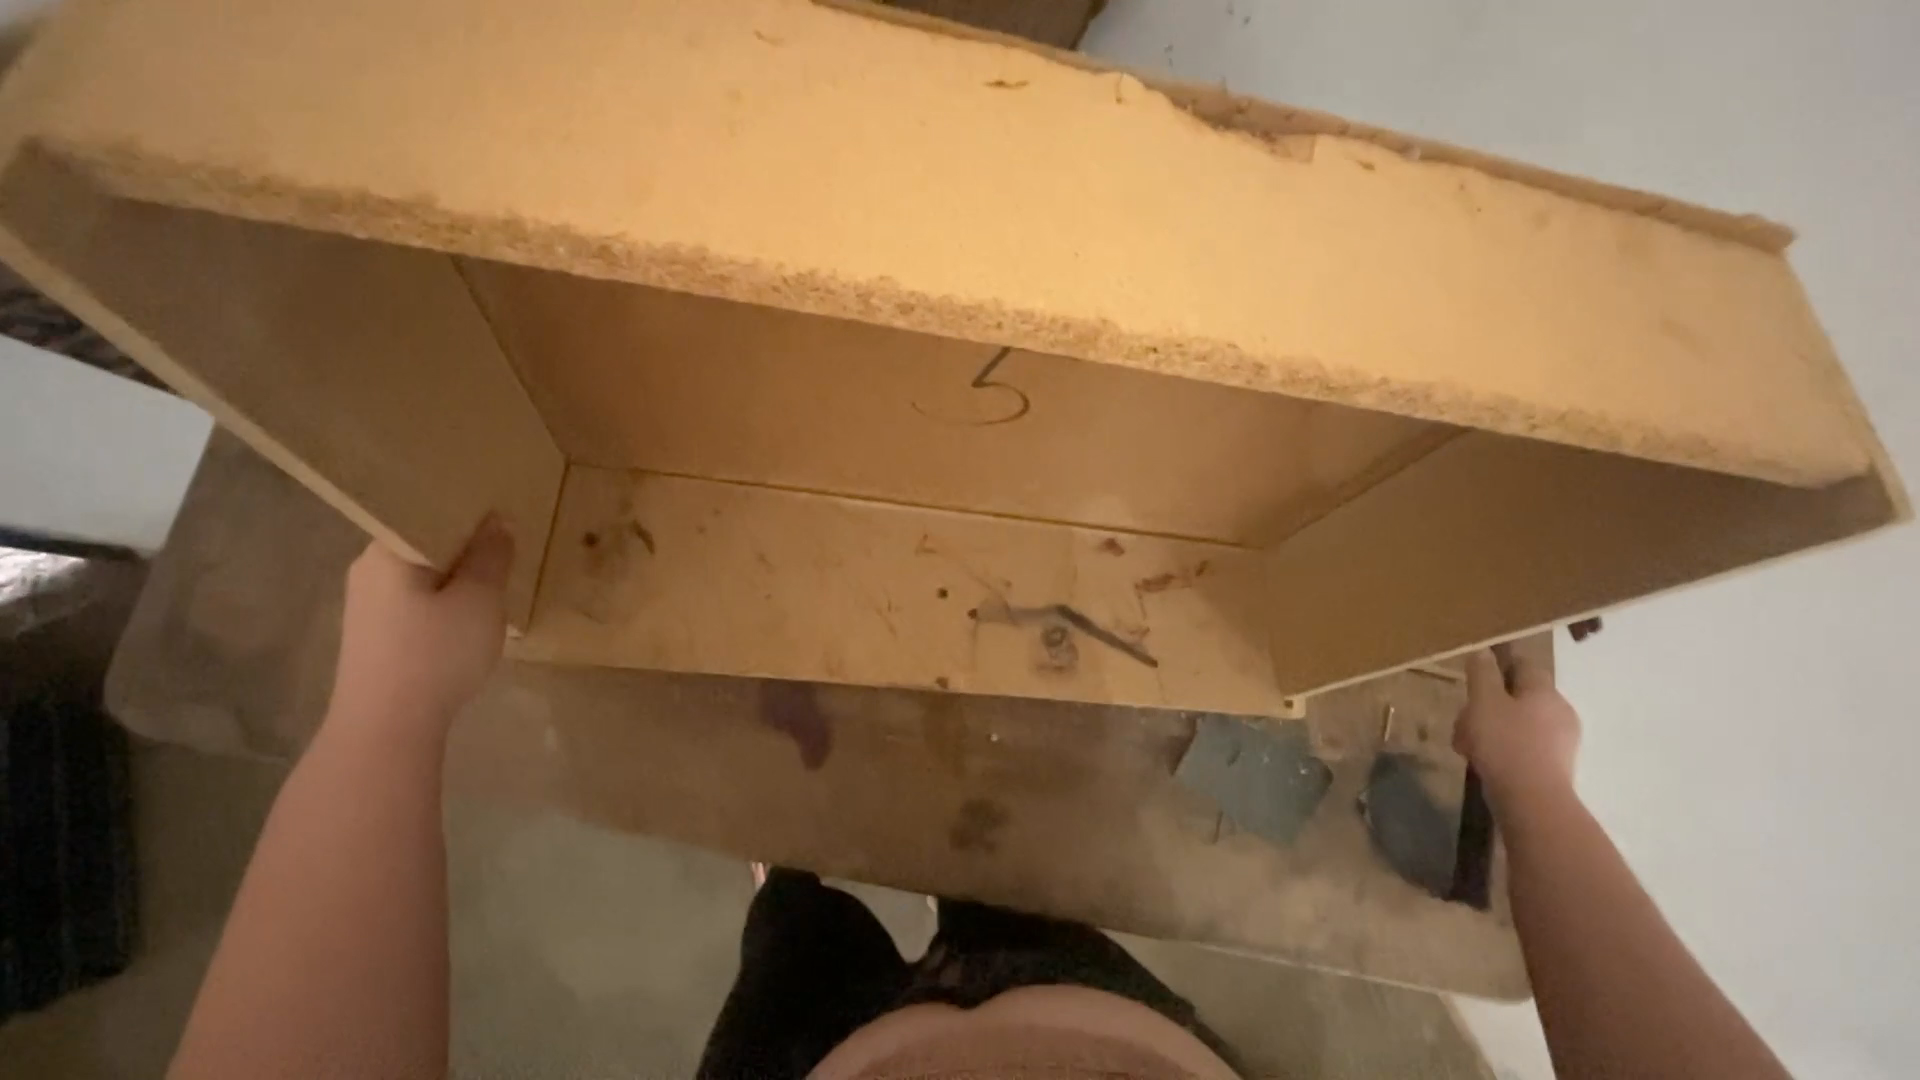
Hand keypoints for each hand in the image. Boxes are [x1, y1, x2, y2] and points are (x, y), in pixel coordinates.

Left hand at [326, 515, 515, 738]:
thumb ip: (491, 556)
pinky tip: (468, 618)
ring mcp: (367, 604)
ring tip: (496, 584)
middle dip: (467, 546)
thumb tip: (498, 521)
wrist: (388, 726)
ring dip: (458, 577)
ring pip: (423, 574)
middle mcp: (368, 569)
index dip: (470, 511)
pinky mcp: (374, 634)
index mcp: (387, 551)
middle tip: (510, 549)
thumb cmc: (436, 653)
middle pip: (426, 543)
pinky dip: (444, 601)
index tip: (506, 515)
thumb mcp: (479, 600)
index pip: (429, 512)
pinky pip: (416, 601)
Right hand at [1454, 648, 1581, 809]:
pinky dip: (1500, 748)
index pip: (1525, 666)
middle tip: (1461, 717)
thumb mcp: (1484, 701)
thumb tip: (1483, 652)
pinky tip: (1480, 760)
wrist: (1531, 800)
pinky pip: (1522, 746)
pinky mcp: (1552, 766)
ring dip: (1489, 727)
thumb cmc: (1505, 743)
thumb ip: (1482, 674)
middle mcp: (1559, 712)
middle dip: (1486, 704)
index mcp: (1545, 692)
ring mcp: (1559, 741)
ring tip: (1464, 744)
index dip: (1500, 664)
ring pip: (1516, 723)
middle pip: (1517, 697)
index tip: (1474, 673)